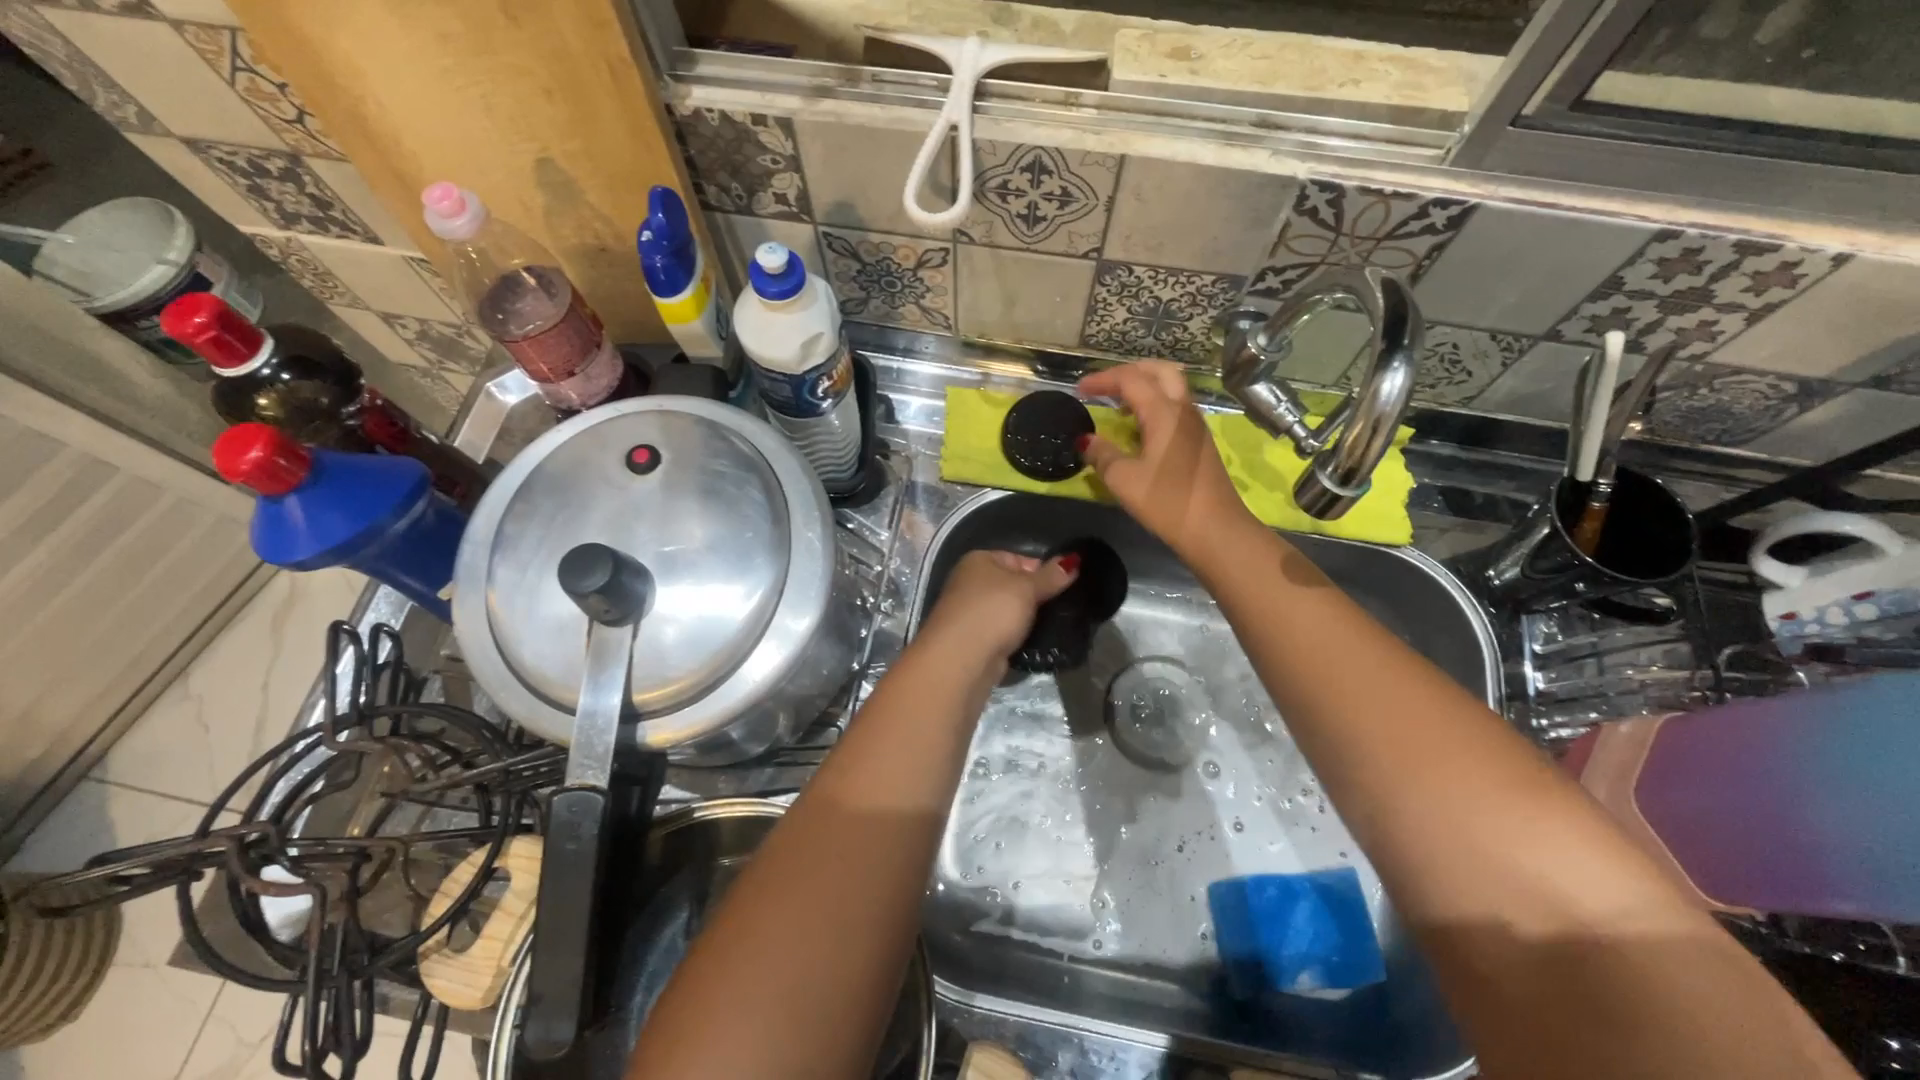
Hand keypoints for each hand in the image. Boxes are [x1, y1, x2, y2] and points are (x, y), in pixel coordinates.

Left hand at [920, 549, 1077, 661]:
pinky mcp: (975, 640)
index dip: (1042, 570)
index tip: (1064, 585)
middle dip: (1037, 597)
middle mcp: (970, 582)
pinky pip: (1003, 632)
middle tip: (1063, 607)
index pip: (1018, 558)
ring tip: (1055, 626)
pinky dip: (1018, 637)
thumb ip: (1051, 575)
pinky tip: (1036, 642)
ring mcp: (970, 613)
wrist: (961, 659)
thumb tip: (1074, 559)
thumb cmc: (993, 611)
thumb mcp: (1027, 589)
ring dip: (1028, 619)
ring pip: (1009, 611)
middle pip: (1013, 585)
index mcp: (978, 560)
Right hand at [1077, 361, 1254, 559]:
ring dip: (1145, 387)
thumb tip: (1087, 441)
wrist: (1216, 530)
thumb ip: (1102, 455)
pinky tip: (1140, 429)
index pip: (1130, 379)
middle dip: (1130, 371)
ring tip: (1119, 406)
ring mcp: (1196, 426)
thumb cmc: (1167, 502)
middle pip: (1160, 371)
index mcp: (1164, 412)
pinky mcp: (1201, 443)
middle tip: (1105, 386)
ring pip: (1171, 388)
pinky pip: (1176, 408)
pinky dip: (1155, 405)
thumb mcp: (1123, 480)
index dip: (1102, 379)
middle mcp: (1183, 410)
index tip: (1079, 390)